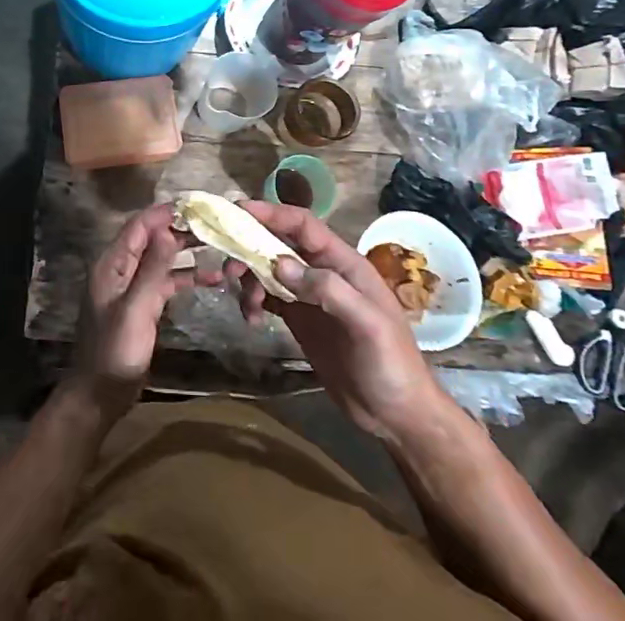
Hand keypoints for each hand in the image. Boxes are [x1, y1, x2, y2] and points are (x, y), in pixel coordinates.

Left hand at [74, 205, 207, 406]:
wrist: (101, 393)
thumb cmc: (115, 351)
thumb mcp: (136, 309)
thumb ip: (152, 269)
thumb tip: (166, 228)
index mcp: (111, 265)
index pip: (139, 227)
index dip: (165, 213)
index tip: (197, 205)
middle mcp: (119, 270)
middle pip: (150, 240)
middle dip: (180, 230)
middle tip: (216, 224)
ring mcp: (130, 288)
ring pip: (160, 260)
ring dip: (186, 253)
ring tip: (219, 245)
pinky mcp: (141, 306)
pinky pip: (164, 282)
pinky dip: (185, 278)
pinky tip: (212, 279)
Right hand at [228, 202, 445, 438]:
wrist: (396, 413)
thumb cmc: (390, 365)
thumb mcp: (366, 325)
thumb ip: (327, 290)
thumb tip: (279, 264)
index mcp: (344, 264)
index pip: (303, 226)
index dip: (271, 214)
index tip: (237, 211)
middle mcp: (323, 272)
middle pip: (278, 244)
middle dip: (249, 249)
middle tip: (229, 270)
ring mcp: (309, 295)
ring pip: (268, 269)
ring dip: (249, 279)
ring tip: (246, 305)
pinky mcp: (299, 317)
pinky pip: (266, 296)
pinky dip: (252, 301)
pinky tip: (251, 320)